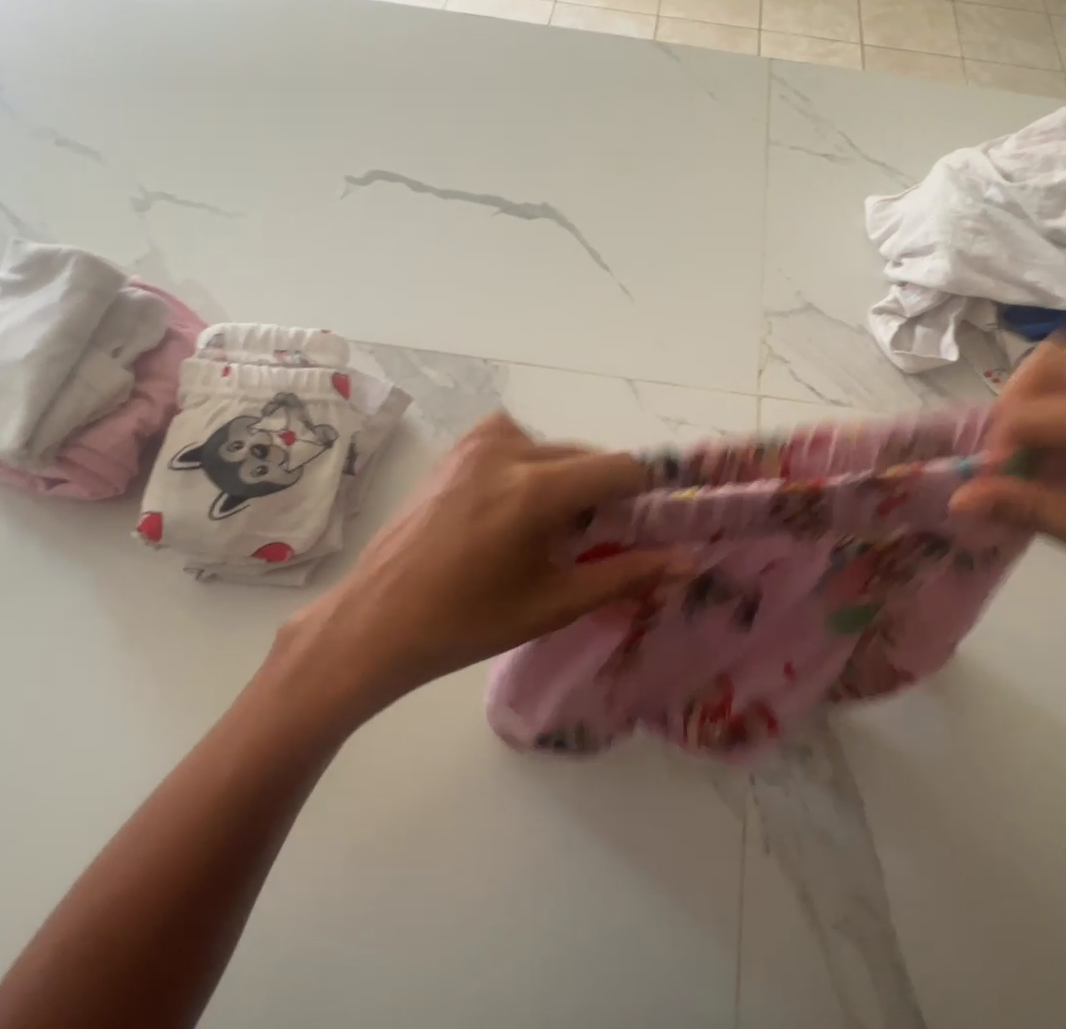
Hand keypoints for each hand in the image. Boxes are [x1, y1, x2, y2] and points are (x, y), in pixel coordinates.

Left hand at [270, 413, 685, 719]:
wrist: (377, 622)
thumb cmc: (467, 623)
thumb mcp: (554, 603)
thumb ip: (626, 573)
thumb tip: (688, 560)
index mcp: (535, 489)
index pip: (622, 468)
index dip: (650, 492)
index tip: (659, 520)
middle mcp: (507, 451)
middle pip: (587, 458)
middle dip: (607, 493)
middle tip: (605, 540)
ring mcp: (474, 446)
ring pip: (552, 450)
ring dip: (568, 480)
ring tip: (554, 530)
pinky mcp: (453, 452)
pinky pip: (514, 443)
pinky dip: (531, 467)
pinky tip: (516, 507)